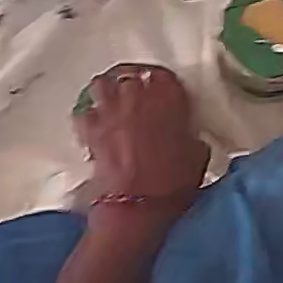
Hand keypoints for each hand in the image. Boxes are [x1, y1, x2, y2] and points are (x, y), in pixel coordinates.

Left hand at [72, 63, 209, 230]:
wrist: (138, 206)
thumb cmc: (175, 181)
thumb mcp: (199, 153)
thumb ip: (191, 133)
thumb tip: (187, 133)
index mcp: (170, 100)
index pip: (164, 75)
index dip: (164, 82)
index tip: (166, 89)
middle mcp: (138, 99)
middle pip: (131, 75)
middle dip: (135, 82)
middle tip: (140, 94)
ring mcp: (110, 113)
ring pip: (102, 85)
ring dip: (109, 90)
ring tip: (114, 100)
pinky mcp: (90, 131)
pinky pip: (84, 112)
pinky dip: (89, 115)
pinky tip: (96, 123)